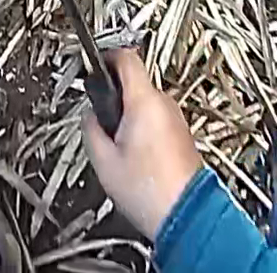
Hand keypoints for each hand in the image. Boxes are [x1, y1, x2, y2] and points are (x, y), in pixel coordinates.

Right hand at [82, 49, 203, 238]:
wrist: (187, 218)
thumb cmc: (150, 192)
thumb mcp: (104, 160)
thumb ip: (90, 127)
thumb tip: (89, 116)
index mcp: (143, 101)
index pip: (125, 58)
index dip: (107, 56)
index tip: (96, 64)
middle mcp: (163, 103)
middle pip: (134, 81)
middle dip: (115, 95)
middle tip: (103, 118)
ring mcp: (175, 118)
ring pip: (146, 101)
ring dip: (130, 113)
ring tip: (120, 145)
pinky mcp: (182, 134)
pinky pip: (157, 117)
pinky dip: (145, 126)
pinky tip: (137, 155)